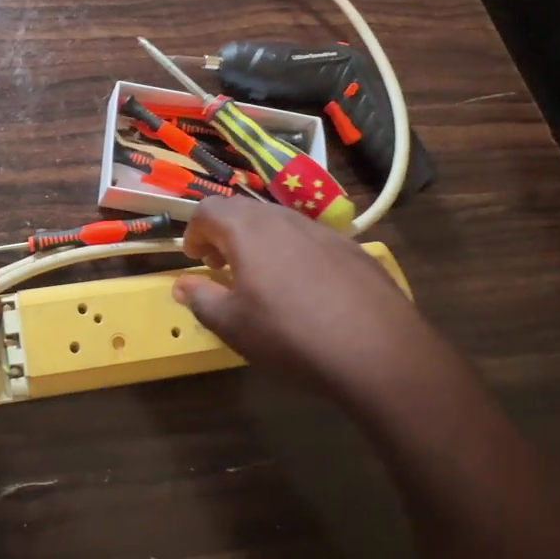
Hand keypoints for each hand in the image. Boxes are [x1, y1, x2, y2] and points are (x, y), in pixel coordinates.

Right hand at [172, 195, 437, 403]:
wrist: (378, 349)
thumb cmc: (291, 334)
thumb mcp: (233, 326)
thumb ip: (201, 299)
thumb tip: (180, 284)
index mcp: (246, 229)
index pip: (207, 210)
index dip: (194, 232)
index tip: (196, 261)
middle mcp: (281, 217)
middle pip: (242, 211)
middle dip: (225, 234)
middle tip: (223, 267)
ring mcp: (320, 229)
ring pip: (278, 222)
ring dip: (260, 242)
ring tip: (263, 280)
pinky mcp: (351, 247)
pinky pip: (310, 240)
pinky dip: (295, 254)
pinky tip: (307, 291)